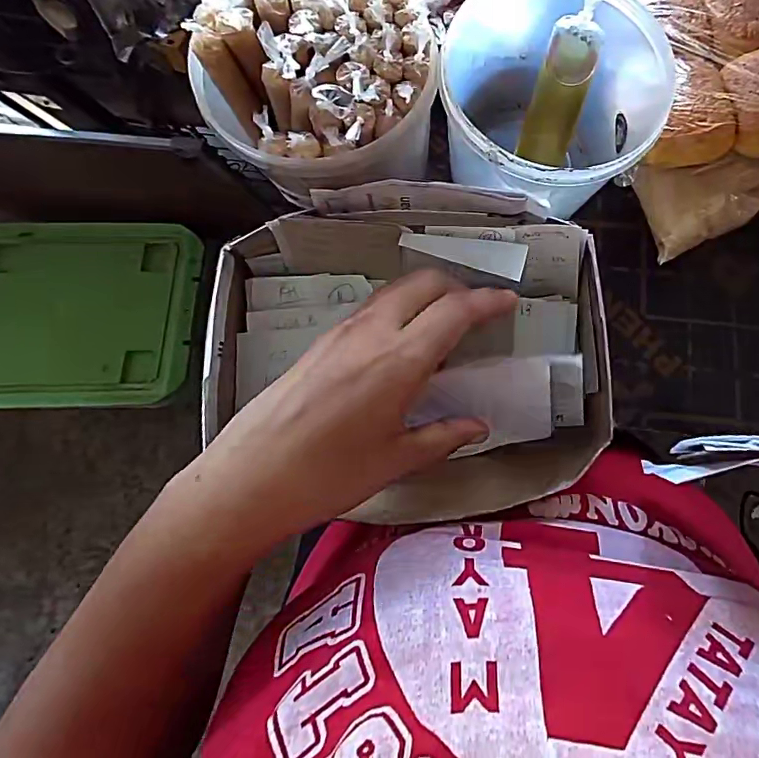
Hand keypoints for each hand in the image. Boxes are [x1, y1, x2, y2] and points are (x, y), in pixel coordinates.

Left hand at [172, 272, 516, 555]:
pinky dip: (397, 310)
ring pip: (394, 292)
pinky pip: (370, 309)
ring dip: (424, 295)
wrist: (250, 475)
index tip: (509, 301)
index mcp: (398, 360)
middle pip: (422, 283)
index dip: (487, 301)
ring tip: (440, 326)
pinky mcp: (321, 340)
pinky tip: (398, 345)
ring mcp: (342, 331)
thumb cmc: (327, 476)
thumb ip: (441, 436)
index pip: (454, 311)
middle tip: (475, 312)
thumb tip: (476, 425)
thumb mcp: (393, 461)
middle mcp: (371, 332)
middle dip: (456, 287)